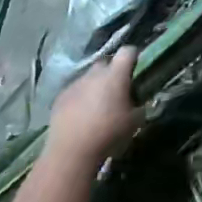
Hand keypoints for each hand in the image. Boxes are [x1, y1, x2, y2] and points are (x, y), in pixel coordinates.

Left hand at [48, 46, 142, 160]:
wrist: (72, 149)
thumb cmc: (109, 133)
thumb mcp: (134, 122)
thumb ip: (139, 108)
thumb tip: (140, 103)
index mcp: (115, 75)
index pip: (127, 52)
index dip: (133, 55)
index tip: (136, 65)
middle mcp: (94, 73)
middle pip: (106, 63)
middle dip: (113, 71)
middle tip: (118, 89)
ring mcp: (75, 83)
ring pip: (89, 77)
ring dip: (95, 85)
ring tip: (98, 105)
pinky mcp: (61, 96)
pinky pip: (75, 90)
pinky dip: (80, 97)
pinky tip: (81, 114)